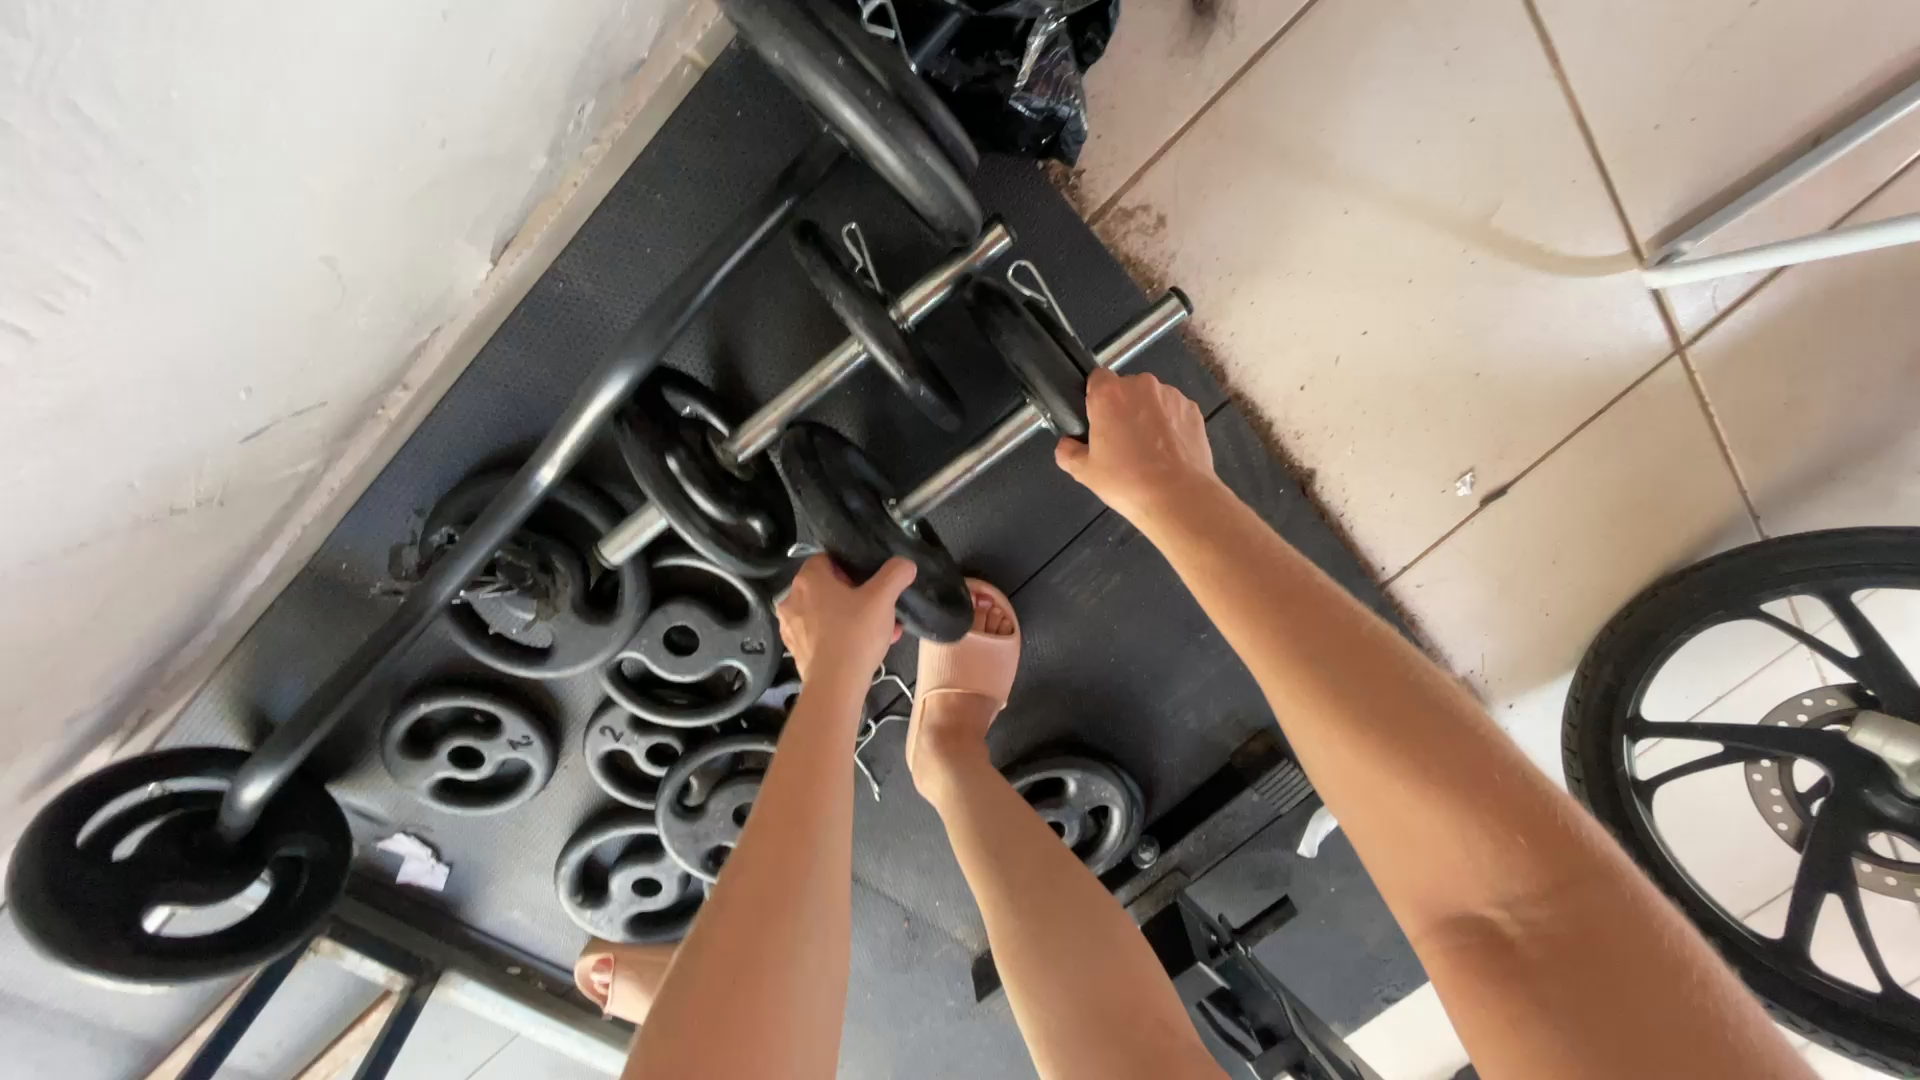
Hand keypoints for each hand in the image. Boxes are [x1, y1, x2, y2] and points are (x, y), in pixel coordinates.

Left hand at [776, 555, 916, 686]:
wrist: (835, 685)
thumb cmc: (855, 634)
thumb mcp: (883, 598)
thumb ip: (895, 574)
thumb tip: (905, 563)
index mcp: (808, 579)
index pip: (827, 559)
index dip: (850, 567)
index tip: (868, 581)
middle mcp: (792, 599)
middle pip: (828, 587)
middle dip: (855, 596)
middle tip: (878, 607)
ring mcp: (791, 626)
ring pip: (827, 613)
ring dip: (852, 618)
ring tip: (880, 631)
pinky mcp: (797, 649)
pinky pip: (822, 635)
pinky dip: (841, 636)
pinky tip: (865, 648)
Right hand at [1055, 368, 1216, 525]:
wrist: (1178, 497)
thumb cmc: (1128, 482)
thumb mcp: (1084, 472)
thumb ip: (1067, 452)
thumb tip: (1067, 445)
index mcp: (1109, 394)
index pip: (1096, 378)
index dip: (1095, 398)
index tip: (1097, 420)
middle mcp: (1141, 385)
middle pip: (1125, 389)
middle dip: (1122, 408)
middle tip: (1120, 442)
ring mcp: (1171, 395)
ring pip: (1151, 399)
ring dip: (1146, 415)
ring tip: (1147, 450)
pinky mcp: (1193, 409)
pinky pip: (1173, 411)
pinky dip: (1169, 425)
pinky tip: (1166, 452)